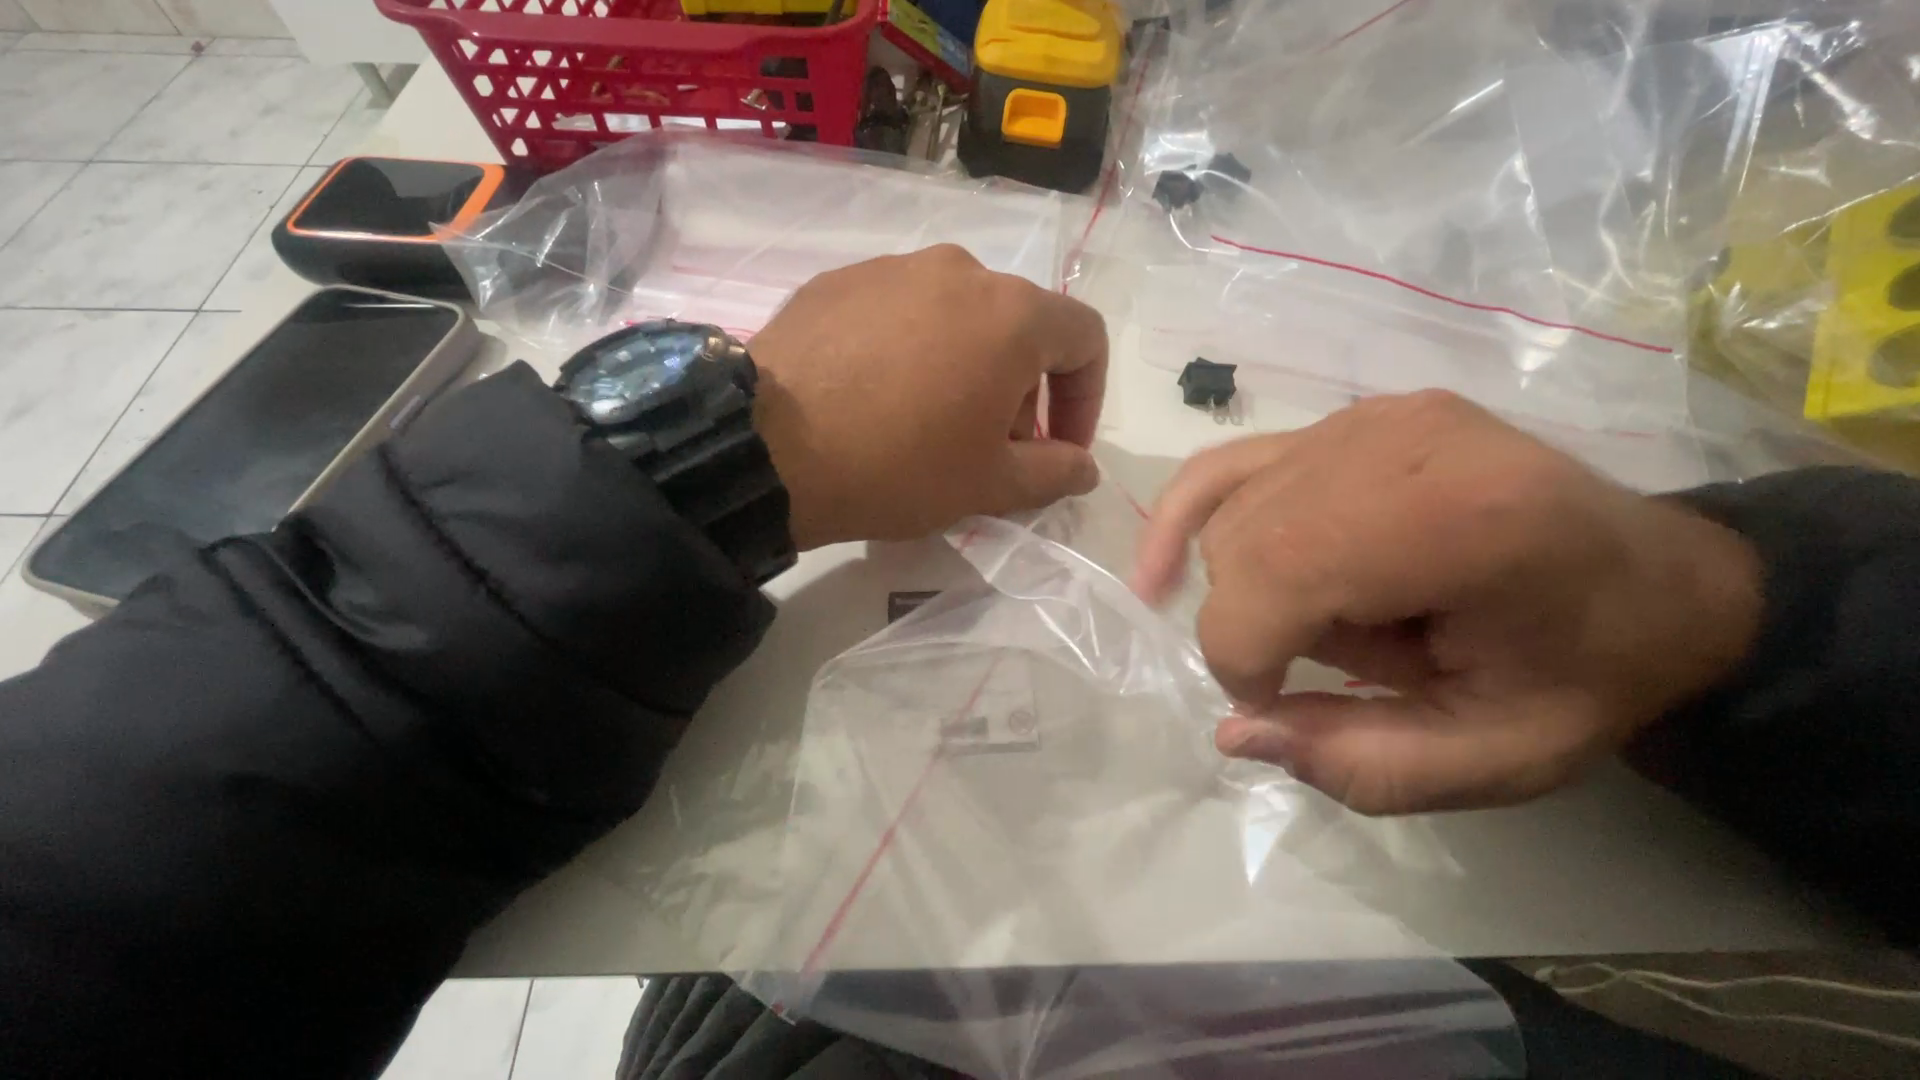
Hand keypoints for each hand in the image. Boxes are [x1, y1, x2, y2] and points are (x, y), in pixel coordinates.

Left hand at [749, 245, 1106, 549]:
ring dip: (966, 366)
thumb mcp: (989, 484)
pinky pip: (899, 311)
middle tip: (991, 447)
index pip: (1084, 336)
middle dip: (1022, 388)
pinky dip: (910, 349)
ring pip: (957, 314)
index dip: (1086, 397)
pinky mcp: (839, 280)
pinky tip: (877, 398)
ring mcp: (893, 267)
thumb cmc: (898, 466)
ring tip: (930, 423)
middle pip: (1018, 325)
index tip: (1061, 447)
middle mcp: (959, 270)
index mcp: (1011, 313)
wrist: (767, 448)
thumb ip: (1054, 472)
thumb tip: (1085, 467)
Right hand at [1132, 391, 1763, 814]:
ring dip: (1250, 584)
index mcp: (1458, 519)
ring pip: (1229, 513)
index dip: (1247, 659)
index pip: (1276, 580)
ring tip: (1326, 613)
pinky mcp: (1346, 417)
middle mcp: (1400, 441)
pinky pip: (1230, 466)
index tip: (1278, 706)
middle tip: (1323, 666)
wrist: (1657, 580)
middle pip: (1243, 546)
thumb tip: (1230, 731)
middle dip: (1251, 626)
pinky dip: (1188, 518)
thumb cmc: (1584, 675)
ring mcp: (1367, 416)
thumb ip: (1359, 765)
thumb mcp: (1493, 760)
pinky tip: (1161, 564)